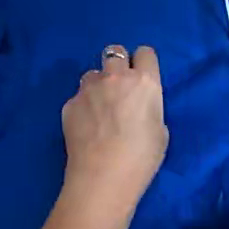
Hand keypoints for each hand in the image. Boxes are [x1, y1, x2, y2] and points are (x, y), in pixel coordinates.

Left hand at [62, 45, 167, 210]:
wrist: (103, 177)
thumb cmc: (142, 158)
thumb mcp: (160, 130)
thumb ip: (149, 108)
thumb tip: (137, 107)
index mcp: (144, 82)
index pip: (145, 52)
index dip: (143, 63)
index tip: (142, 77)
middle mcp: (115, 77)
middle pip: (114, 51)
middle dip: (118, 64)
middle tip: (120, 88)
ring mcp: (88, 89)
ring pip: (93, 73)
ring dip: (98, 84)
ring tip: (100, 108)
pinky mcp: (69, 104)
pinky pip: (78, 96)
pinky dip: (83, 106)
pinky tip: (87, 127)